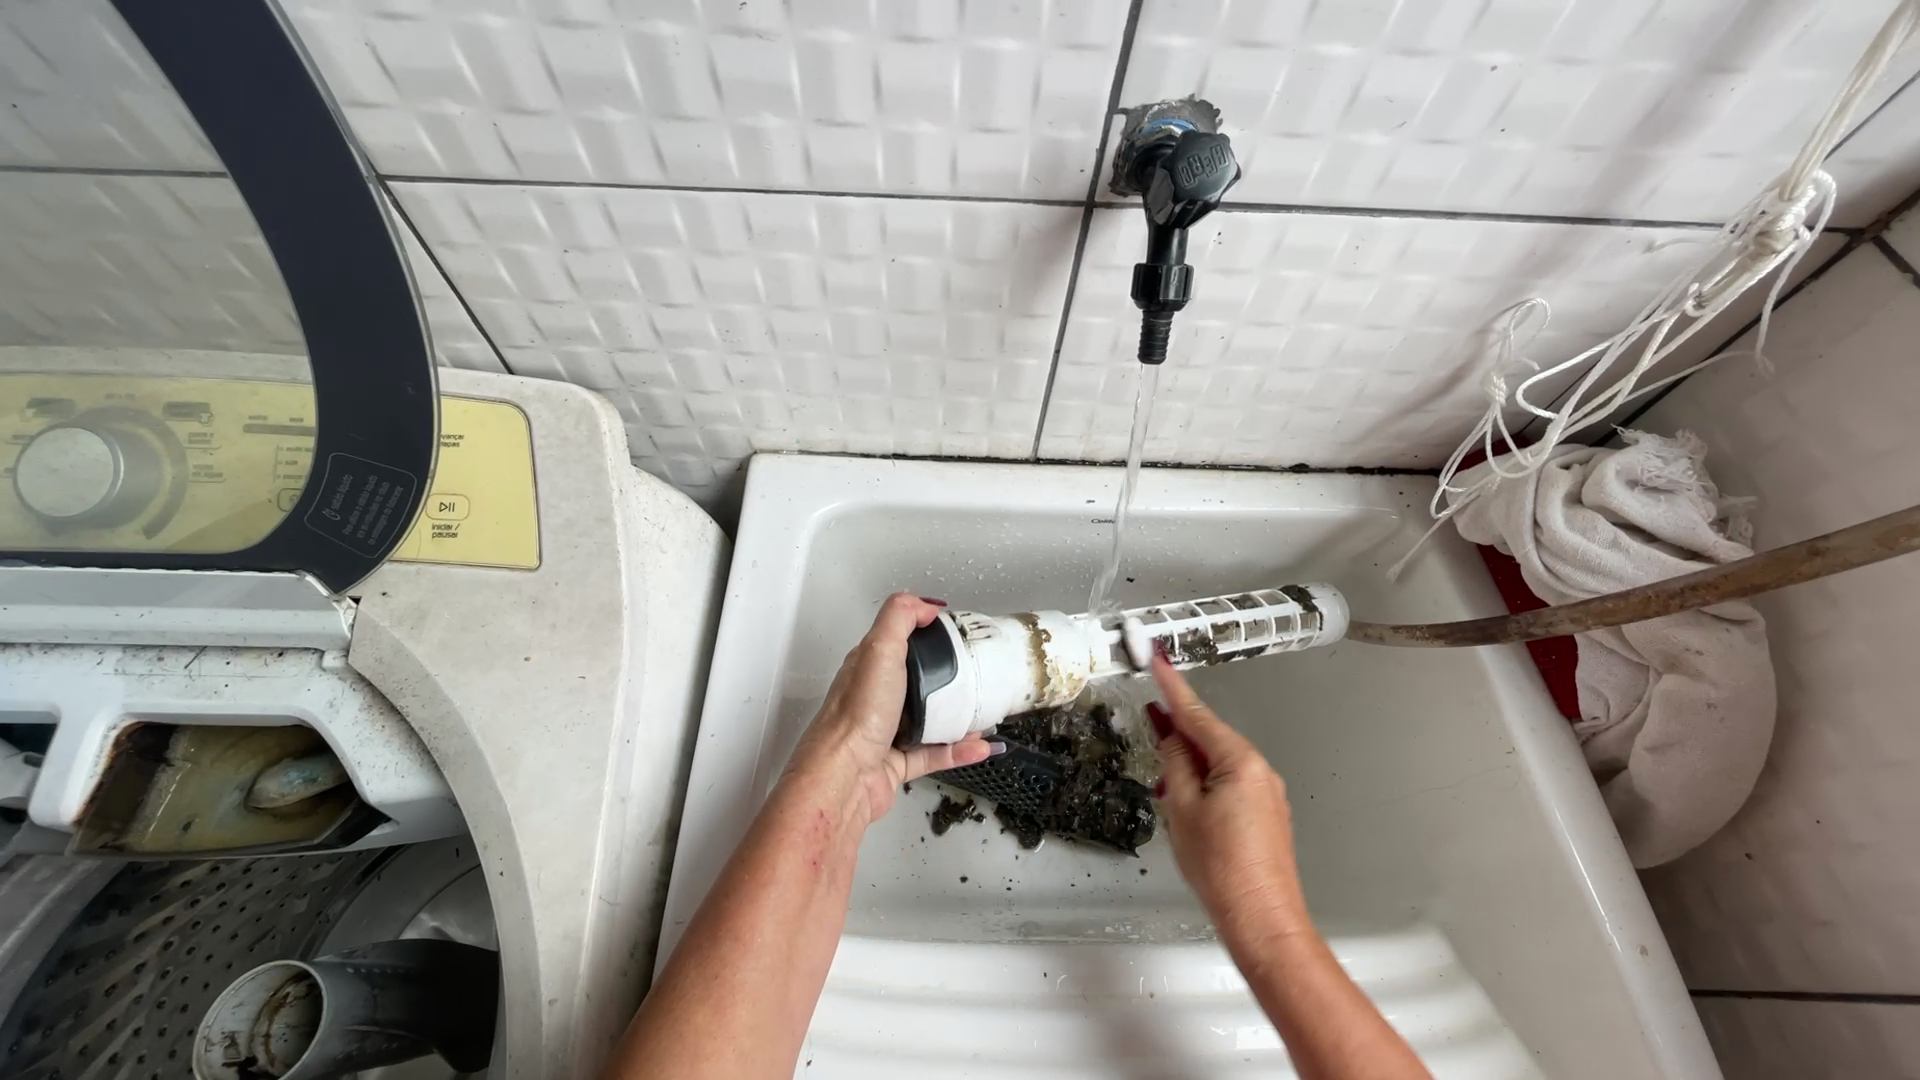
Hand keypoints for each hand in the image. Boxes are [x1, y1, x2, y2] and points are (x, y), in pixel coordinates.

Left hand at [785, 593, 993, 827]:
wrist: (844, 779)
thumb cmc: (853, 719)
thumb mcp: (879, 649)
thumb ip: (900, 617)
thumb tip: (924, 604)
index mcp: (869, 665)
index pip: (899, 638)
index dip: (925, 630)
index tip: (954, 628)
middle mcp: (876, 696)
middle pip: (918, 678)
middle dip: (949, 675)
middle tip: (977, 671)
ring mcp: (886, 730)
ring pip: (929, 718)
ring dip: (959, 715)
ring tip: (984, 711)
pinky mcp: (896, 762)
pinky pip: (935, 753)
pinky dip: (959, 749)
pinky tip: (978, 745)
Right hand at [1149, 655, 1311, 949]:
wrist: (1263, 920)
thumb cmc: (1221, 868)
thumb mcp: (1182, 808)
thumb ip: (1174, 762)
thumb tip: (1168, 734)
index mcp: (1238, 761)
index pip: (1196, 713)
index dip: (1172, 687)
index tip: (1158, 659)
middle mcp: (1259, 770)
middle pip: (1209, 737)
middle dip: (1178, 736)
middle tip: (1150, 729)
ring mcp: (1266, 793)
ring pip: (1218, 763)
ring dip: (1189, 766)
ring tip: (1166, 788)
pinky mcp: (1267, 814)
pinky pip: (1230, 783)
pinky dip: (1205, 783)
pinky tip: (1190, 804)